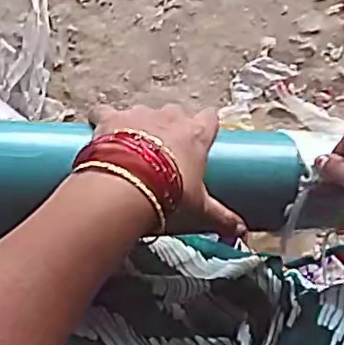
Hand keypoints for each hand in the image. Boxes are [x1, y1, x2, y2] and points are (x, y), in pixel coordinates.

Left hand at [89, 104, 245, 237]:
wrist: (128, 187)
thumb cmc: (171, 194)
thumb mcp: (200, 209)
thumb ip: (222, 217)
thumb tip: (242, 232)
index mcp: (197, 134)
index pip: (209, 118)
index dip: (205, 127)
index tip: (200, 141)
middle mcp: (171, 117)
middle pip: (175, 113)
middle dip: (170, 128)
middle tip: (165, 155)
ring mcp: (140, 114)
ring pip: (143, 113)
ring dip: (139, 126)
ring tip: (133, 152)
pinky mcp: (112, 118)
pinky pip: (105, 112)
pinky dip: (104, 122)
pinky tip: (101, 136)